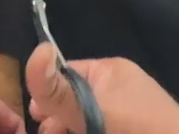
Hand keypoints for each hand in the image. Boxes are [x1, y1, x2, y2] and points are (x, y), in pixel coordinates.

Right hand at [25, 43, 178, 133]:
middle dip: (59, 122)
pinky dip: (91, 133)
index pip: (67, 74)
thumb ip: (61, 92)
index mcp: (112, 73)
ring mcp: (132, 121)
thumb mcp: (97, 113)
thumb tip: (34, 52)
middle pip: (77, 104)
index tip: (35, 120)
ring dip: (72, 130)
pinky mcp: (140, 132)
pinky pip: (108, 128)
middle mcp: (122, 93)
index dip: (48, 96)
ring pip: (91, 124)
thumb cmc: (145, 132)